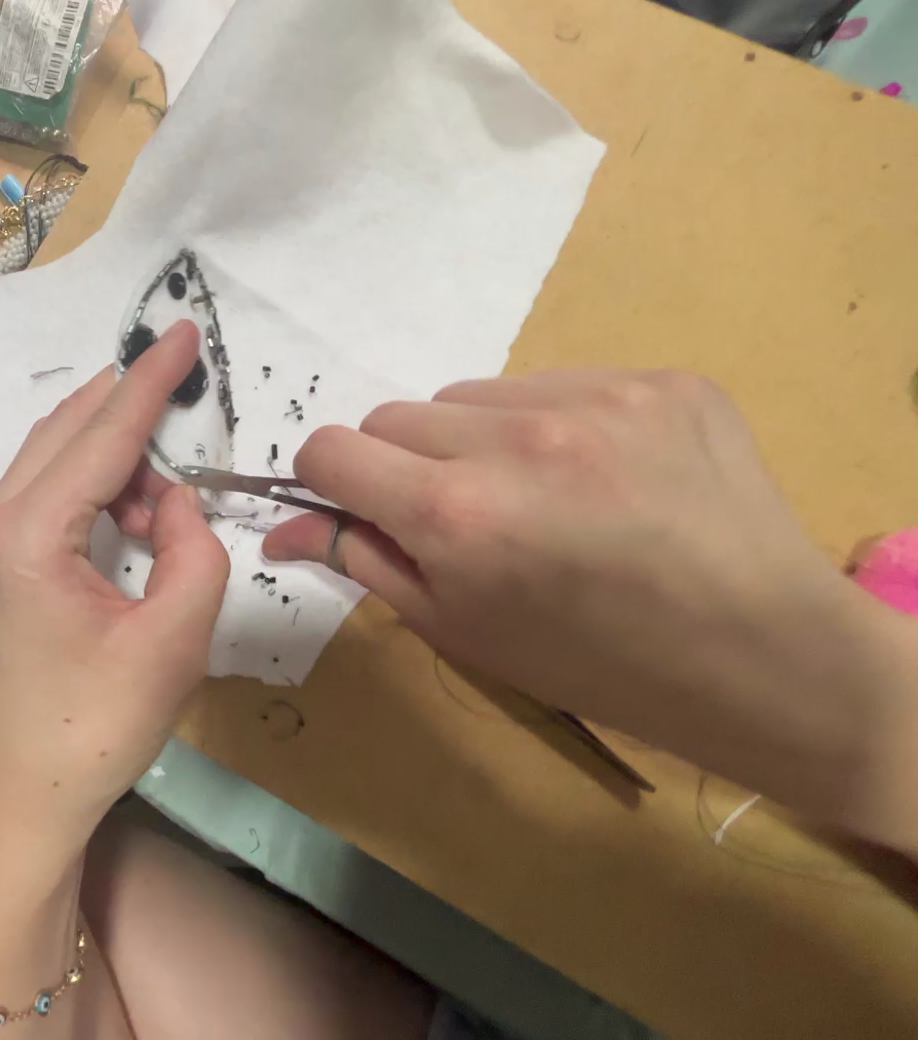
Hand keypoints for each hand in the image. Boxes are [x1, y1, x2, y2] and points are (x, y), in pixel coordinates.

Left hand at [0, 320, 228, 840]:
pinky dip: (89, 482)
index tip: (184, 332)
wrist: (25, 788)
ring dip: (111, 451)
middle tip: (184, 376)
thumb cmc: (98, 725)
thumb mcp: (174, 639)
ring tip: (168, 480)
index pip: (101, 436)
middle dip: (127, 403)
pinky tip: (130, 508)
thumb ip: (193, 551)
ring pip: (51, 457)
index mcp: (26, 533)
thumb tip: (176, 499)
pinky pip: (42, 490)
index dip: (149, 383)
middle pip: (66, 432)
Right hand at [261, 369, 917, 845]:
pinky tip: (590, 475)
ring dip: (467, 439)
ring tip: (529, 493)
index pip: (330, 449)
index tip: (356, 503)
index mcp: (454, 513)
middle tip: (453, 513)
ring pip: (462, 397)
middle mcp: (514, 441)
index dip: (327, 478)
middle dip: (398, 463)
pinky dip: (539, 425)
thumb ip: (357, 558)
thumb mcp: (449, 622)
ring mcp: (594, 402)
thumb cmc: (581, 658)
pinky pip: (543, 384)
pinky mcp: (657, 382)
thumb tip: (278, 529)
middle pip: (389, 416)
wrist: (762, 658)